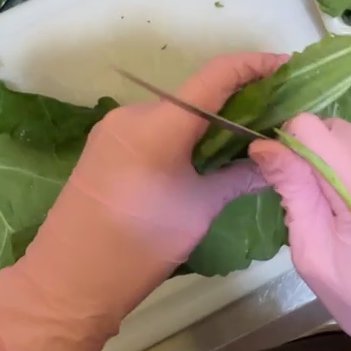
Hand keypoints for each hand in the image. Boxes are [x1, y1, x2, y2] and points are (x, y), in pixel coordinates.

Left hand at [0, 52, 283, 350]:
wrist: (64, 285)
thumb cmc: (138, 248)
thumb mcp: (200, 210)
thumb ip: (239, 176)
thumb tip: (275, 159)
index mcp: (159, 124)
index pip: (217, 75)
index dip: (255, 65)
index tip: (286, 67)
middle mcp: (134, 114)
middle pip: (197, 92)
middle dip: (238, 97)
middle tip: (274, 112)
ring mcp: (115, 128)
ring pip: (177, 111)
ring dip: (212, 118)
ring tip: (247, 137)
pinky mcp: (106, 145)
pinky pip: (156, 126)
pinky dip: (186, 132)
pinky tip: (207, 152)